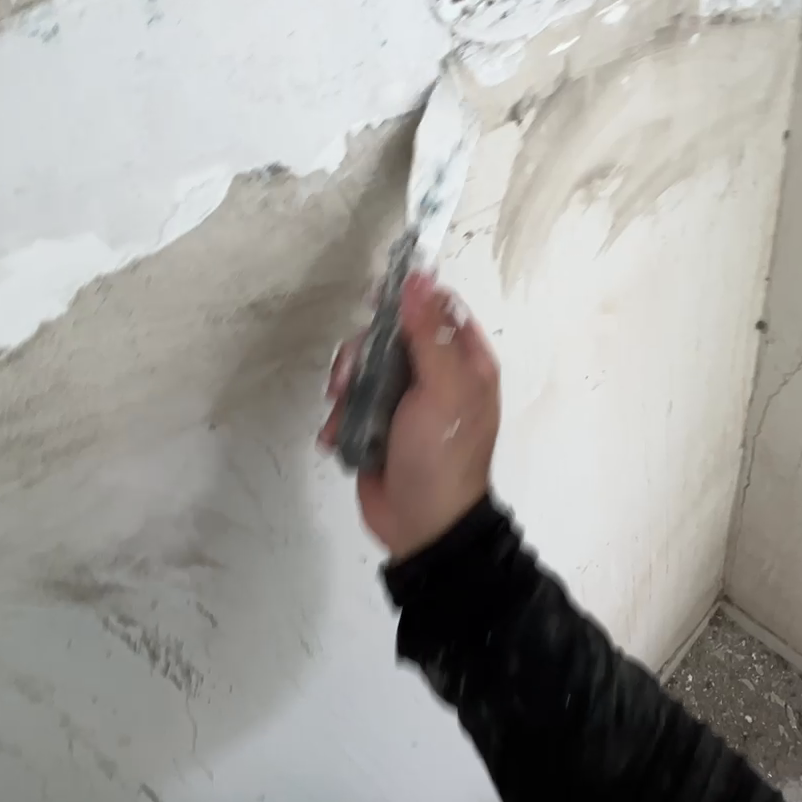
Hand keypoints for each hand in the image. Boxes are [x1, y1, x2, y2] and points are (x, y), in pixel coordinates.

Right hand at [320, 273, 499, 559]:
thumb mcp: (443, 388)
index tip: (376, 303)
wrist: (421, 525)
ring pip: (365, 364)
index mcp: (465, 361)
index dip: (408, 299)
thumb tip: (420, 276)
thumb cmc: (442, 453)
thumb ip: (428, 332)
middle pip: (391, 333)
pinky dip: (339, 414)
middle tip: (350, 374)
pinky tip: (336, 434)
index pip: (437, 307)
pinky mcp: (376, 423)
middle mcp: (437, 374)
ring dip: (346, 384)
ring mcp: (404, 399)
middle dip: (364, 351)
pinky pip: (351, 399)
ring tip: (341, 409)